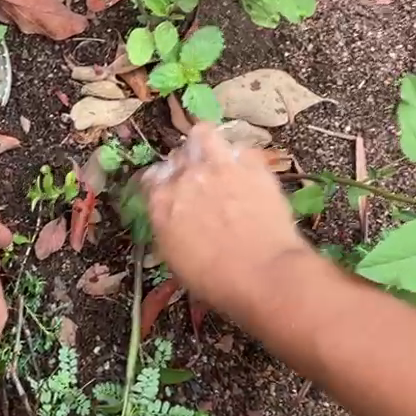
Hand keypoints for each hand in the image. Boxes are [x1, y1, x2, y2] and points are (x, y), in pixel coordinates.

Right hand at [141, 122, 311, 315]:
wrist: (265, 275)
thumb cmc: (216, 280)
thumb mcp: (175, 259)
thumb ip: (168, 228)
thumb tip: (172, 219)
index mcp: (161, 201)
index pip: (150, 179)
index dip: (160, 185)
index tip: (168, 193)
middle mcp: (185, 177)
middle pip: (176, 157)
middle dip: (184, 168)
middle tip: (197, 184)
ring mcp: (219, 166)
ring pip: (203, 135)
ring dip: (205, 145)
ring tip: (215, 159)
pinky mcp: (252, 165)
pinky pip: (240, 149)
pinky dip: (240, 158)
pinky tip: (245, 172)